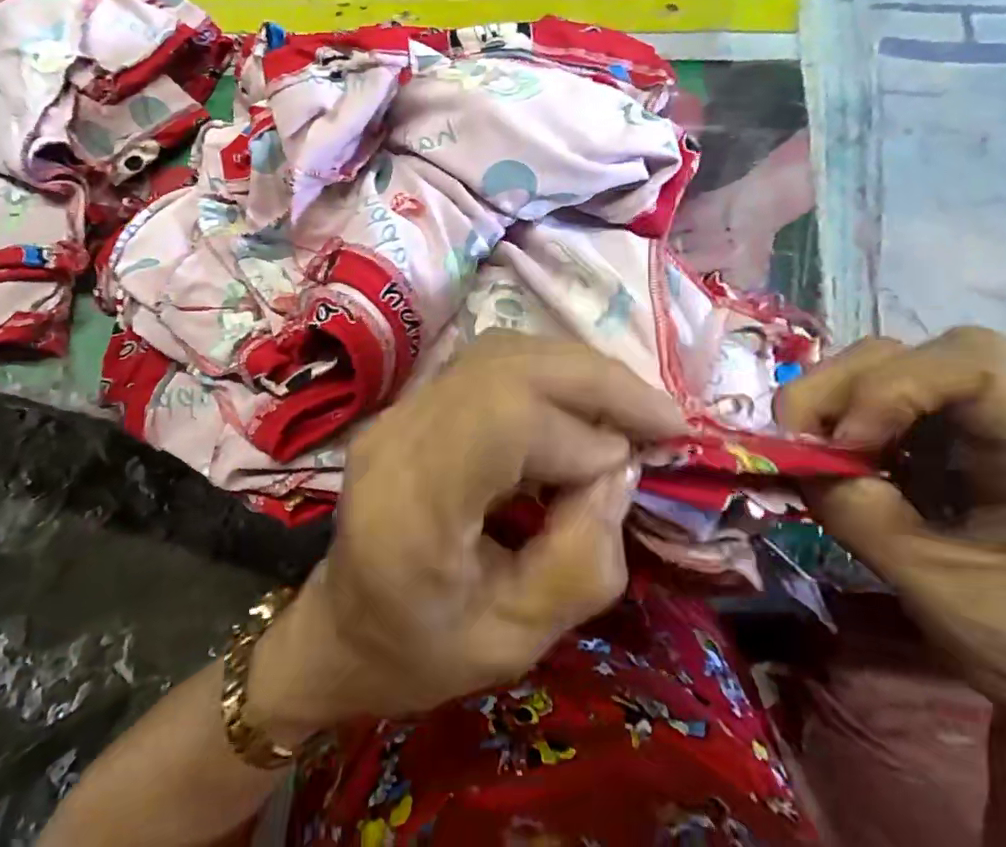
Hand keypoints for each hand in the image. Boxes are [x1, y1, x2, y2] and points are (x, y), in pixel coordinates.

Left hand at [245, 334, 685, 738]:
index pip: (500, 418)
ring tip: (630, 414)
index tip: (629, 470)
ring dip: (575, 373)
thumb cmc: (422, 650)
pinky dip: (546, 378)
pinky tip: (580, 412)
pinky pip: (484, 369)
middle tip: (663, 420)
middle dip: (596, 381)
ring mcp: (395, 415)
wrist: (342, 630)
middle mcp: (396, 439)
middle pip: (502, 366)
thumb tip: (618, 469)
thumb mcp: (516, 640)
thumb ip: (578, 562)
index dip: (578, 432)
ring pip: (496, 354)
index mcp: (413, 507)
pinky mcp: (407, 409)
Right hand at [776, 327, 1005, 738]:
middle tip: (800, 441)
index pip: (976, 364)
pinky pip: (904, 400)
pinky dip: (855, 419)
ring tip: (817, 452)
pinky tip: (846, 460)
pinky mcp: (980, 441)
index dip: (888, 386)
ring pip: (906, 365)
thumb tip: (794, 460)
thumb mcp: (936, 590)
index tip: (843, 444)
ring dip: (841, 400)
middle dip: (844, 386)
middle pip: (926, 353)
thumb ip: (858, 514)